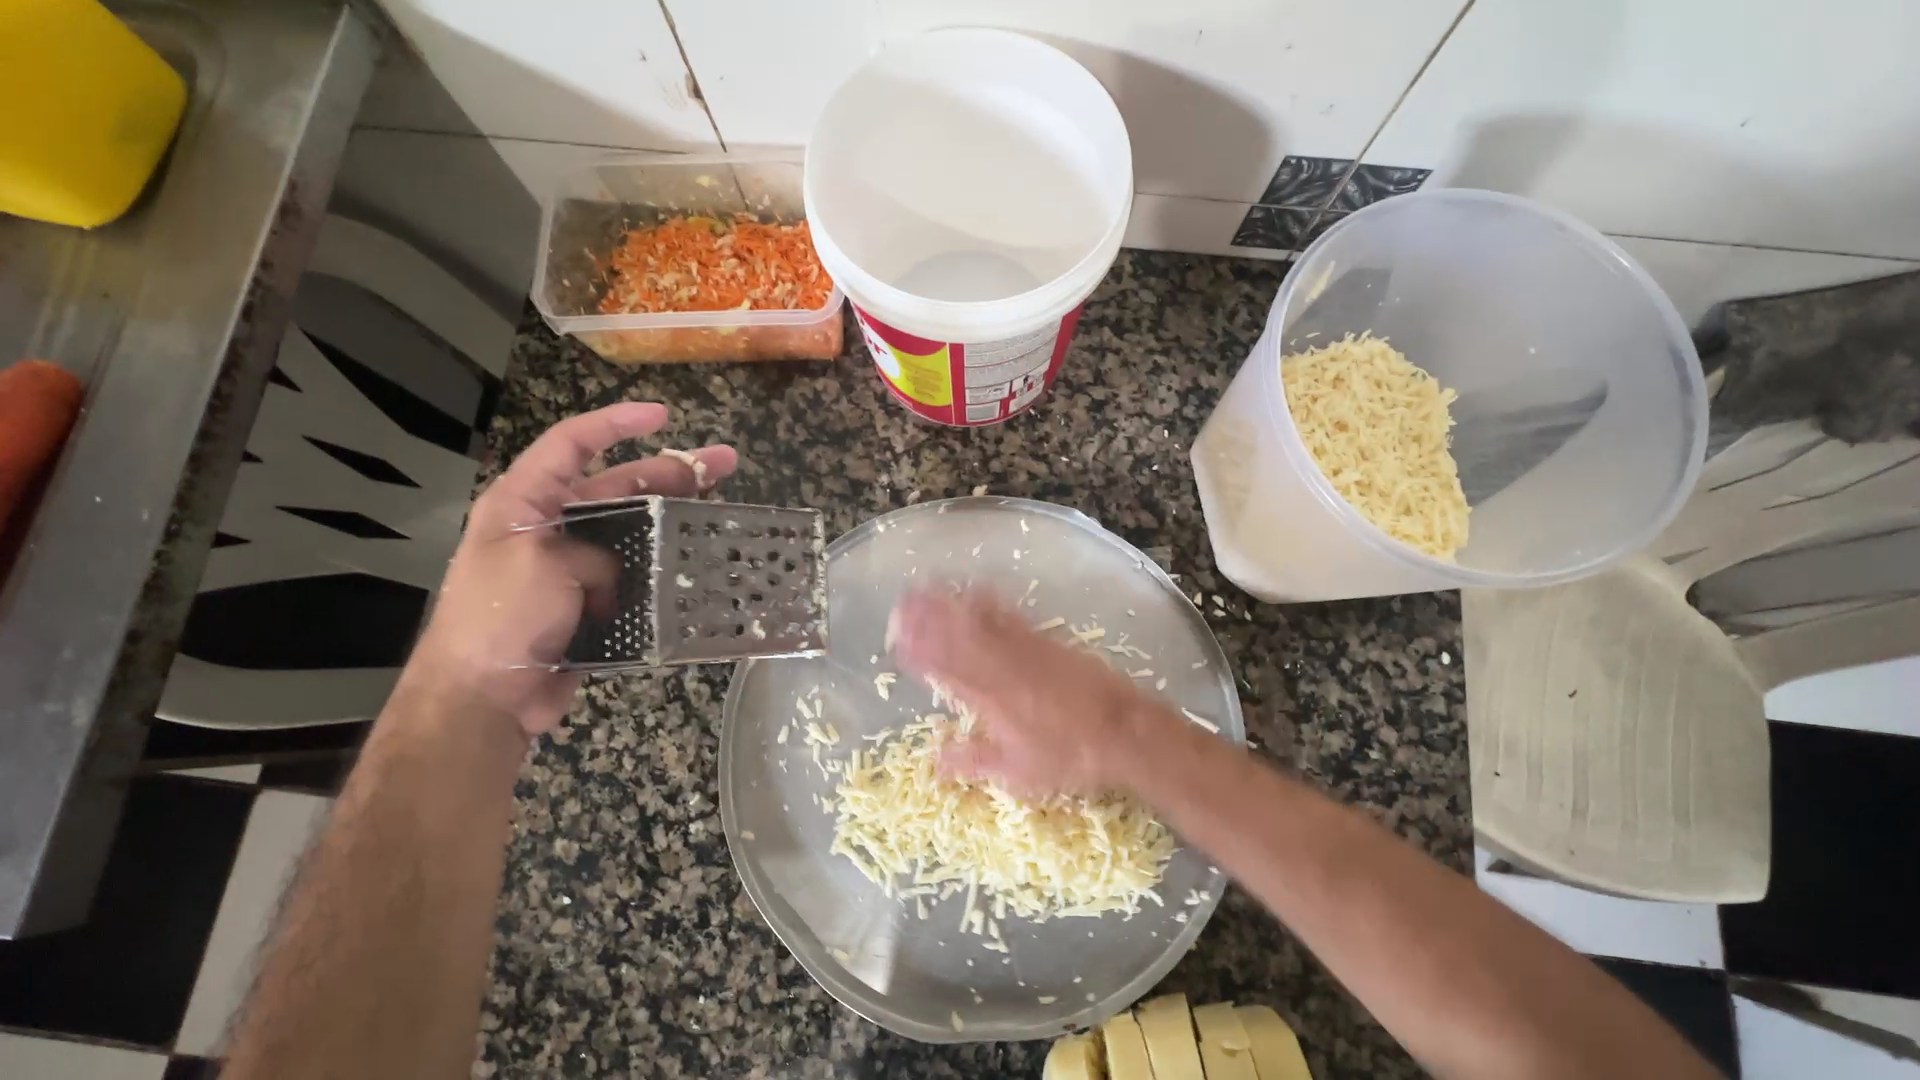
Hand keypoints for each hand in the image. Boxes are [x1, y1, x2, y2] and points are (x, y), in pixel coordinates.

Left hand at [411, 402, 736, 736]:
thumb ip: (590, 550)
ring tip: (718, 511)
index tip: (663, 416)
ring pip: (632, 531)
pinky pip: (633, 576)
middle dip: (669, 471)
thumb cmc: (499, 619)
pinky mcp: (588, 603)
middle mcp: (548, 527)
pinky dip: (661, 570)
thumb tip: (614, 568)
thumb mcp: (541, 565)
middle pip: (616, 485)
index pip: (571, 444)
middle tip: (723, 465)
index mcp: (522, 503)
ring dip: (672, 520)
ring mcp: (571, 567)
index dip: (616, 423)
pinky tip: (695, 567)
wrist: (483, 698)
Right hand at [886, 586, 1174, 798]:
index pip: (945, 671)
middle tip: (902, 603)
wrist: (1122, 729)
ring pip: (979, 621)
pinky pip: (1010, 614)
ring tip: (925, 588)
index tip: (898, 640)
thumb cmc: (1070, 756)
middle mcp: (1002, 668)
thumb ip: (973, 762)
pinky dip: (988, 601)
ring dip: (949, 604)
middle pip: (956, 637)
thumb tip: (935, 762)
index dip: (920, 654)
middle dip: (927, 619)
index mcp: (989, 699)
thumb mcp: (1018, 772)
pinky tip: (976, 588)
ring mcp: (1024, 649)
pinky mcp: (1046, 639)